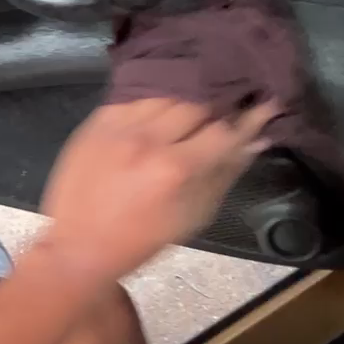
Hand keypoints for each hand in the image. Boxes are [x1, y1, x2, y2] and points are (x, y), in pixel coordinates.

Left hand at [35, 98, 278, 285]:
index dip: (249, 117)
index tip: (266, 103)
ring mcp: (116, 128)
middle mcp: (146, 140)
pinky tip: (151, 122)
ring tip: (183, 122)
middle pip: (196, 106)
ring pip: (165, 97)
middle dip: (212, 113)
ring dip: (180, 107)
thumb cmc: (141, 239)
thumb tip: (257, 140)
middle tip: (216, 121)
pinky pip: (133, 100)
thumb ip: (225, 173)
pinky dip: (149, 108)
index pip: (225, 129)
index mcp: (175, 168)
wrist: (77, 245)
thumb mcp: (193, 215)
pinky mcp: (94, 123)